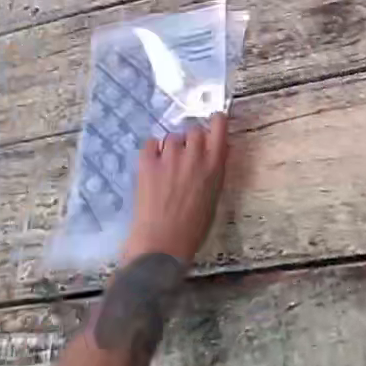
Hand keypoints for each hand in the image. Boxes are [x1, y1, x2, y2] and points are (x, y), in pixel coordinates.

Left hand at [121, 113, 229, 265]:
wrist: (162, 244)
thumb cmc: (194, 227)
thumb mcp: (215, 196)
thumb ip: (216, 170)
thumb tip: (217, 150)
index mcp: (214, 164)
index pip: (219, 125)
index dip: (215, 122)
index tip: (213, 124)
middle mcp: (193, 155)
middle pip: (194, 130)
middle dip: (191, 141)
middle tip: (187, 157)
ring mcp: (169, 157)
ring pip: (172, 137)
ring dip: (172, 147)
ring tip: (168, 166)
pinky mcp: (147, 163)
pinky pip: (150, 143)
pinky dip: (152, 150)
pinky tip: (154, 164)